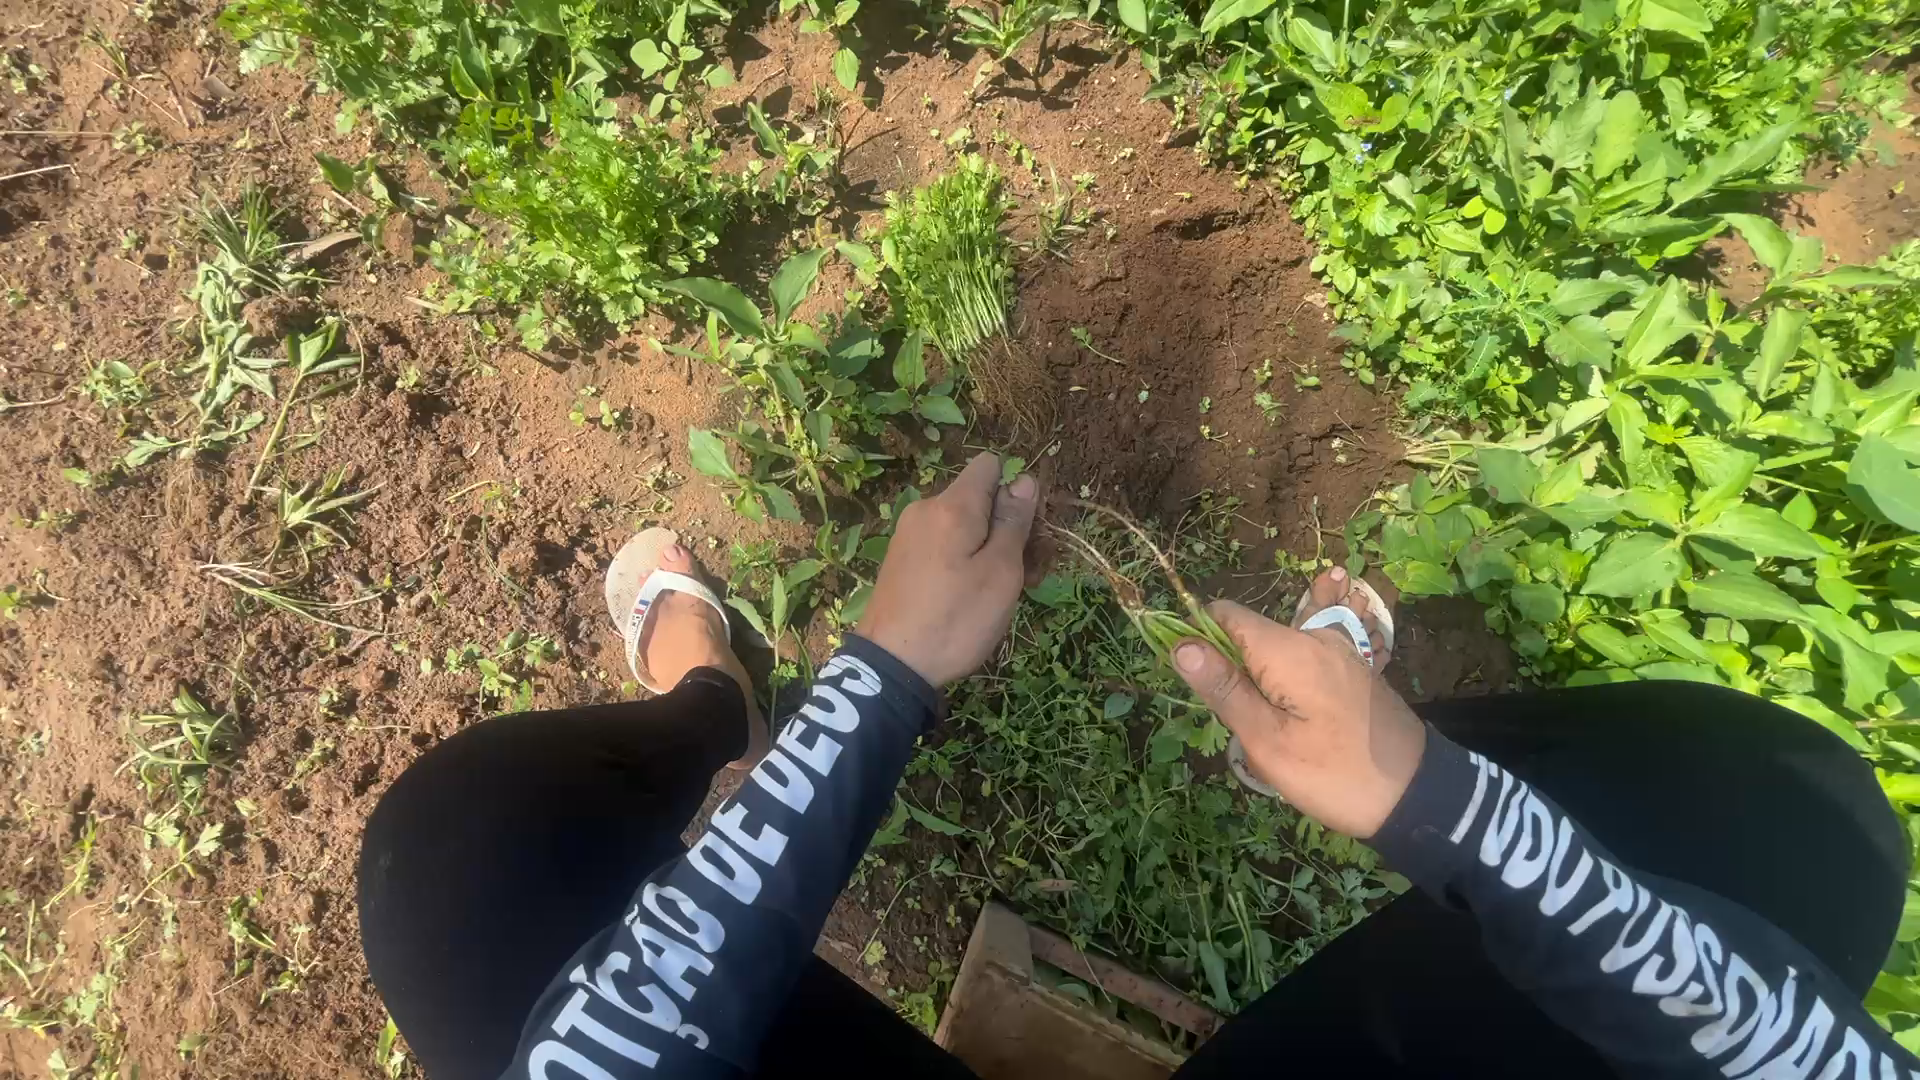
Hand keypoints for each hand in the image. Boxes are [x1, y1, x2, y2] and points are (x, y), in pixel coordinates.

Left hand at [859, 453, 1041, 685]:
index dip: (1015, 489)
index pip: (989, 465)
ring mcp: (908, 535)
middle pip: (978, 498)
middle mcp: (925, 509)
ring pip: (962, 525)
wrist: (891, 666)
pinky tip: (972, 598)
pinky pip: (942, 545)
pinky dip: (963, 561)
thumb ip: (1014, 522)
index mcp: (952, 505)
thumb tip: (1023, 479)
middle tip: (1029, 573)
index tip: (1027, 529)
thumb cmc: (957, 618)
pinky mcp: (901, 560)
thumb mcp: (1001, 572)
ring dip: (988, 548)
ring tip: (1004, 594)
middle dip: (1007, 526)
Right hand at [1170, 575, 1426, 837]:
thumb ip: (1224, 688)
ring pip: (1273, 649)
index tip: (1190, 677)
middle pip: (1247, 632)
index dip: (1195, 635)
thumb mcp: (1267, 740)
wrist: (1424, 800)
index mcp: (1287, 648)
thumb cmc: (1336, 774)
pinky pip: (1301, 659)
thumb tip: (1180, 645)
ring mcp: (1337, 651)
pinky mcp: (1350, 670)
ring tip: (1265, 729)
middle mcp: (1313, 637)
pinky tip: (1289, 711)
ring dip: (1256, 680)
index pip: (1223, 614)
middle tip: (1234, 720)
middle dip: (1228, 666)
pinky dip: (1283, 679)